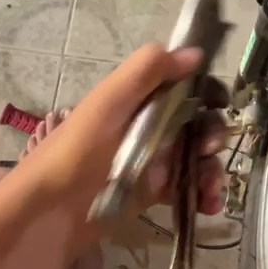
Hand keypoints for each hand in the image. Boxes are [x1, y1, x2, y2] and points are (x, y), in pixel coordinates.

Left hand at [14, 45, 229, 245]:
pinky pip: (187, 188)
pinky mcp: (151, 193)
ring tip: (211, 191)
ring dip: (212, 169)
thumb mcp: (108, 102)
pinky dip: (202, 195)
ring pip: (196, 157)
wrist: (46, 215)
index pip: (183, 86)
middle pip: (196, 122)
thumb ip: (148, 71)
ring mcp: (151, 160)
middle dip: (212, 133)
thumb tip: (195, 52)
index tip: (220, 103)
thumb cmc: (76, 151)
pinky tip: (207, 205)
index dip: (205, 91)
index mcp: (137, 98)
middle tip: (210, 149)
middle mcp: (147, 124)